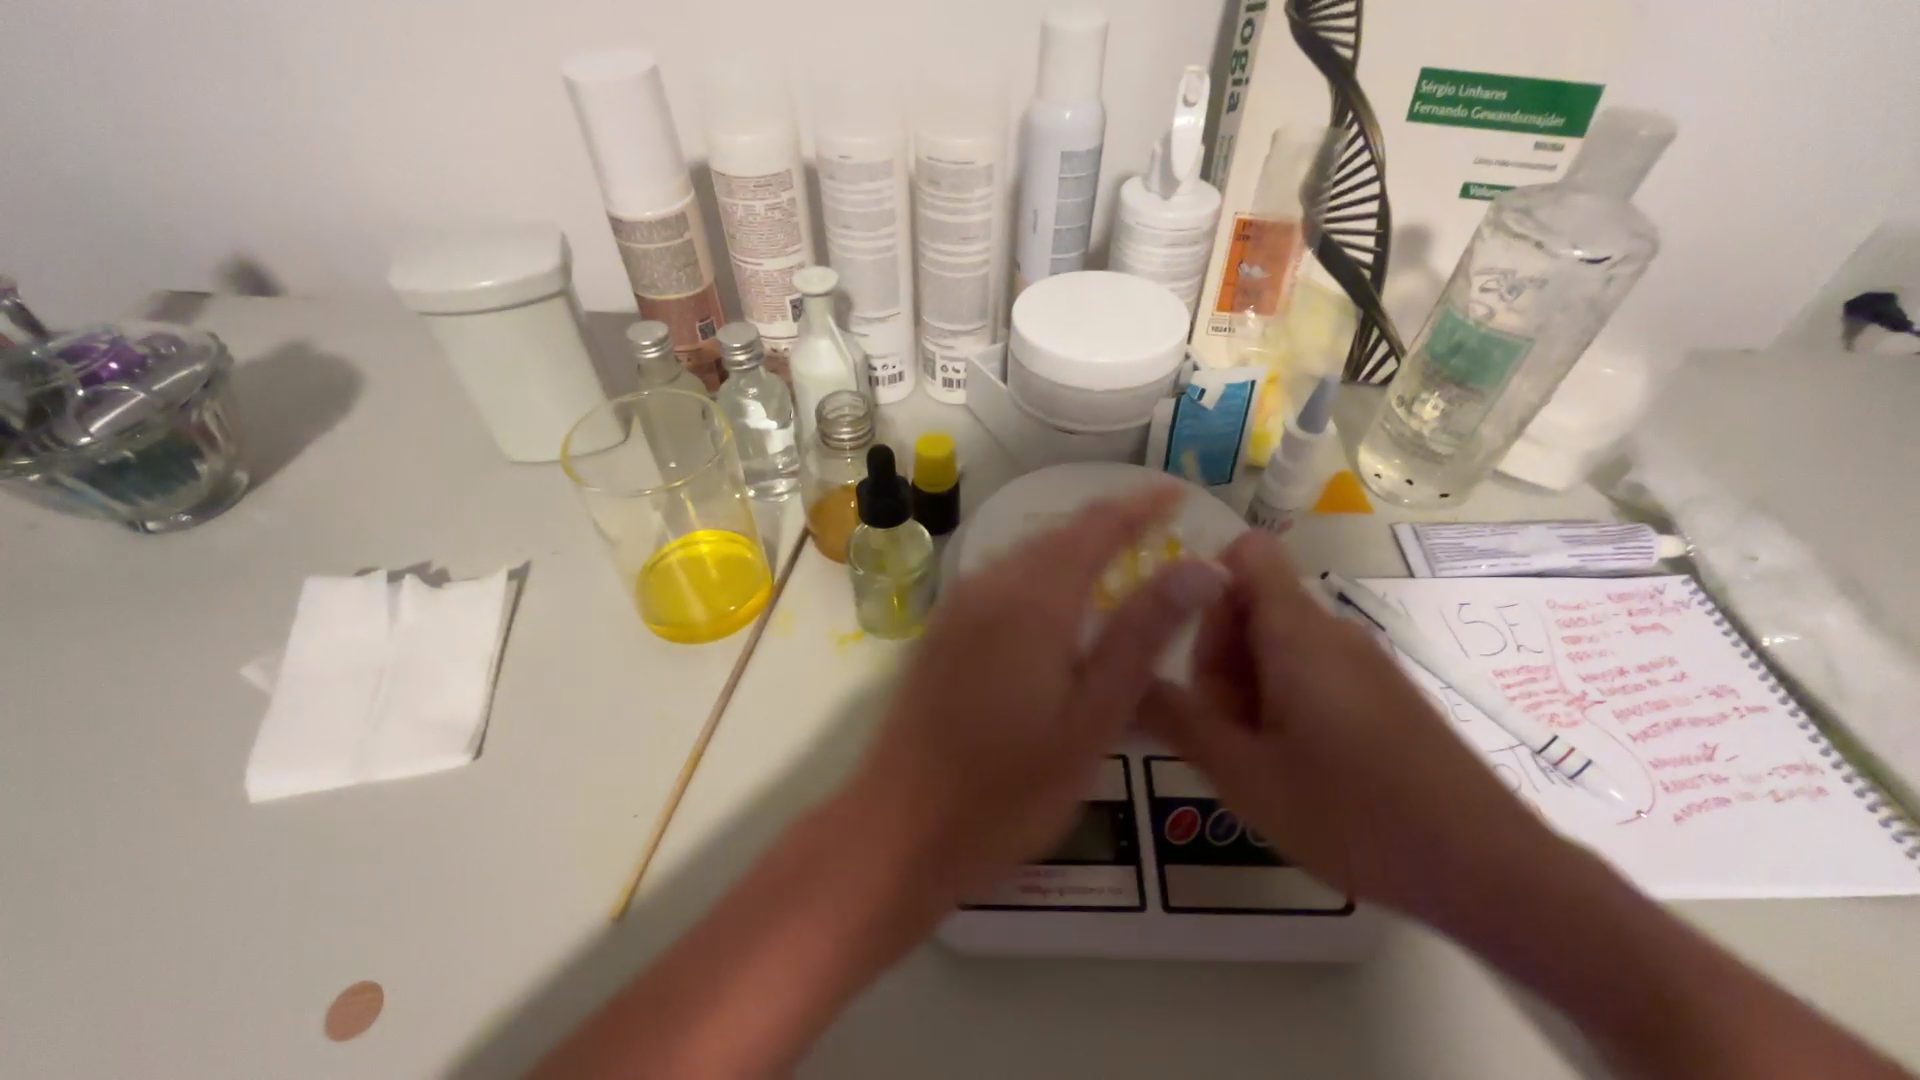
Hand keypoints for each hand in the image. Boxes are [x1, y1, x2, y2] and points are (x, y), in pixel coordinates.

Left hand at [844, 486, 1231, 903]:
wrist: (899, 827)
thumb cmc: (1008, 788)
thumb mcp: (1092, 719)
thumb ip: (1142, 635)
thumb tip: (1202, 569)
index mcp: (1033, 600)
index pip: (1097, 527)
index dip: (1141, 506)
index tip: (1180, 495)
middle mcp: (989, 587)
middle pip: (1058, 536)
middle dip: (1110, 526)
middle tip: (1160, 533)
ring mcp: (956, 609)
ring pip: (1026, 556)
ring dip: (1074, 550)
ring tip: (1120, 563)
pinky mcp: (940, 633)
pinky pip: (1000, 581)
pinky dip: (1041, 577)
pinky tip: (1059, 610)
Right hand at [1141, 528, 1557, 928]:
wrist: (1486, 867)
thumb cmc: (1353, 814)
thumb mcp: (1244, 774)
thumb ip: (1177, 719)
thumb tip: (1119, 676)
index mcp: (1297, 633)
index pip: (1245, 553)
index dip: (1202, 583)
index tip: (1181, 648)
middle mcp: (1332, 632)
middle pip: (1251, 605)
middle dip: (1217, 658)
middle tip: (1222, 733)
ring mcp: (1362, 663)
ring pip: (1278, 646)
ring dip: (1246, 690)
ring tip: (1254, 762)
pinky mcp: (1382, 695)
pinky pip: (1311, 674)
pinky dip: (1281, 705)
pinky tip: (1291, 770)